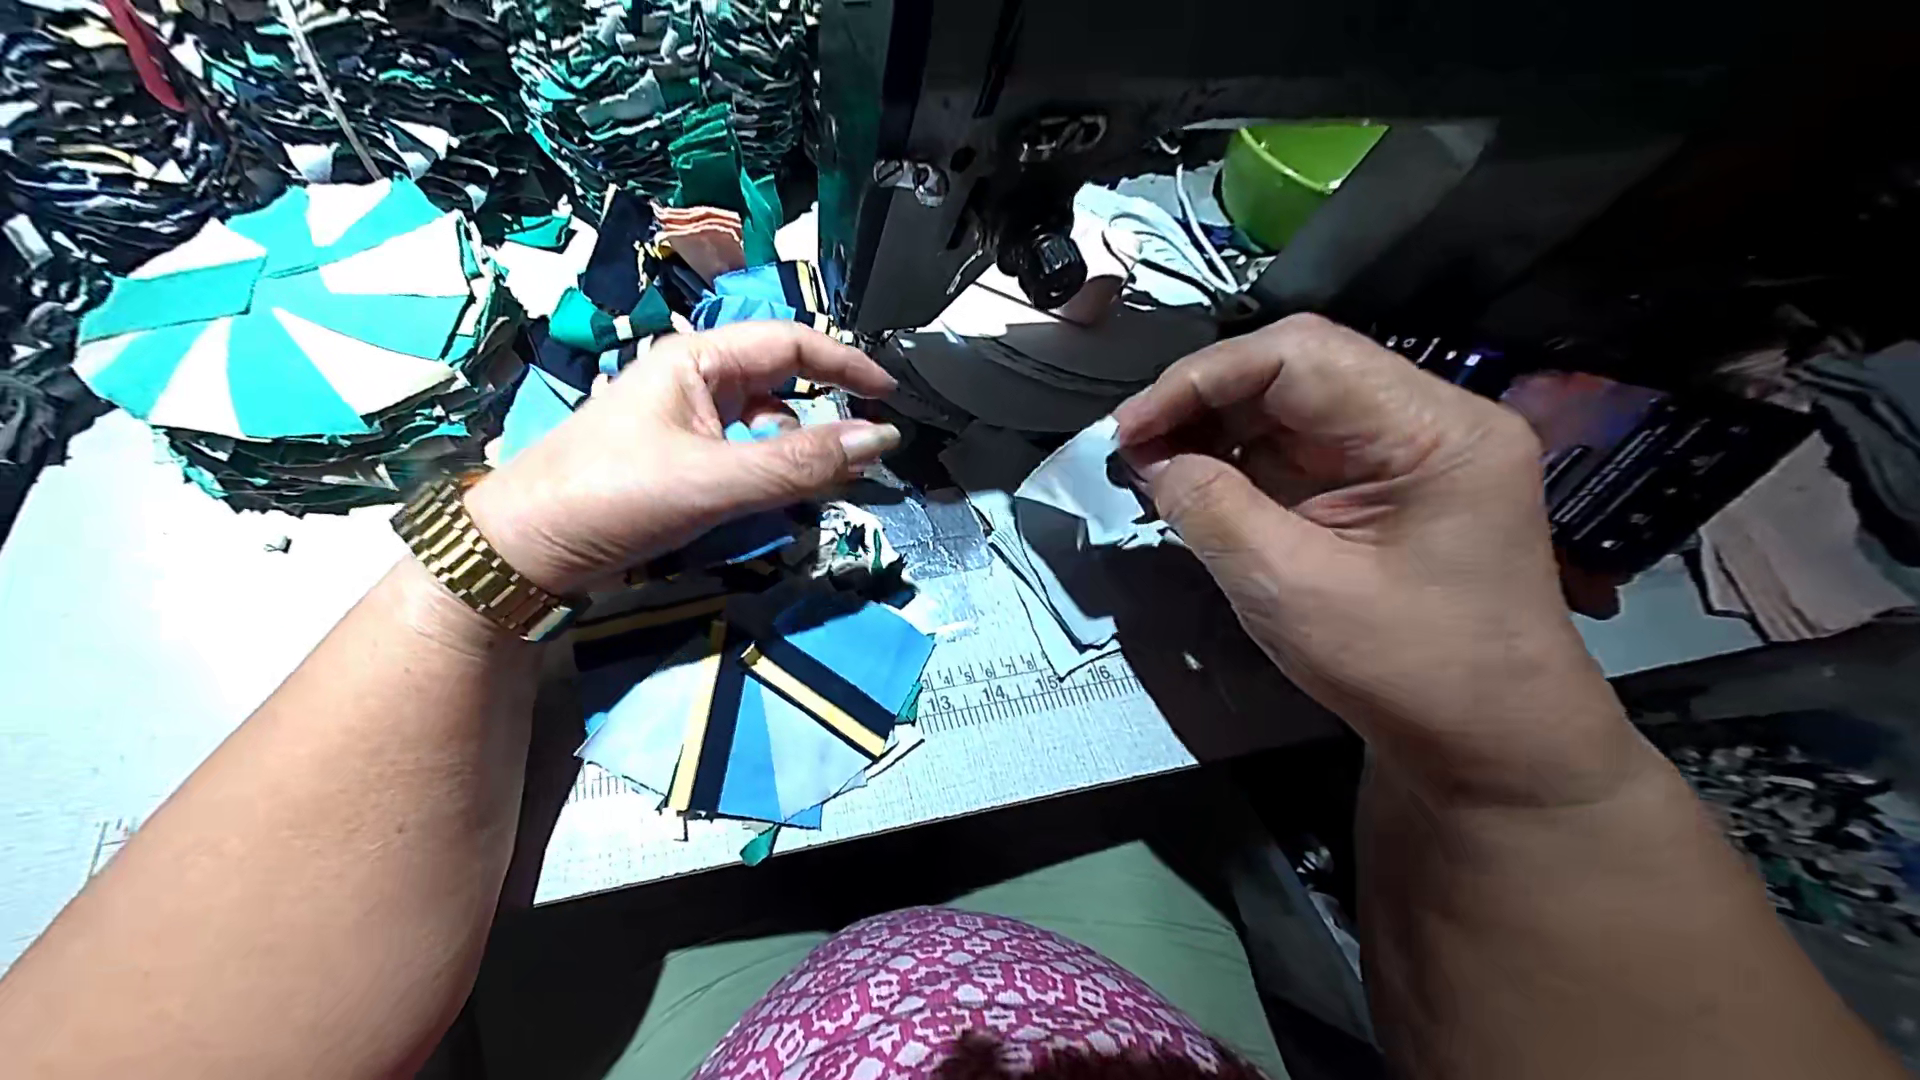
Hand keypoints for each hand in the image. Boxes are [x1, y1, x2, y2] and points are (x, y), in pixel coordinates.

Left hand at [464, 322, 898, 595]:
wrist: (530, 552)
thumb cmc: (613, 497)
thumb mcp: (715, 478)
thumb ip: (801, 463)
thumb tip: (882, 439)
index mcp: (698, 359)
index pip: (791, 343)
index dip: (846, 363)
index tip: (891, 392)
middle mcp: (699, 381)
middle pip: (785, 381)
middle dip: (830, 407)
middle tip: (868, 445)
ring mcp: (693, 420)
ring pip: (771, 421)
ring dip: (804, 447)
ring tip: (828, 479)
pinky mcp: (689, 457)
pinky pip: (752, 452)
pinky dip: (779, 469)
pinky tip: (785, 493)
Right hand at [1115, 315, 1643, 806]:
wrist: (1482, 742)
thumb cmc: (1406, 669)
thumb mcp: (1290, 588)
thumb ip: (1212, 509)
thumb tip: (1151, 460)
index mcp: (1429, 429)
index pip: (1297, 355)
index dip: (1199, 379)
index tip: (1131, 427)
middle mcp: (1418, 421)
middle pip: (1288, 372)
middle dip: (1198, 403)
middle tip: (1132, 448)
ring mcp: (1393, 453)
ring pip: (1280, 408)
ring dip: (1207, 431)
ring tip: (1149, 466)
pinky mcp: (1368, 486)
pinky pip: (1285, 450)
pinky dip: (1228, 462)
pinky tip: (1188, 484)